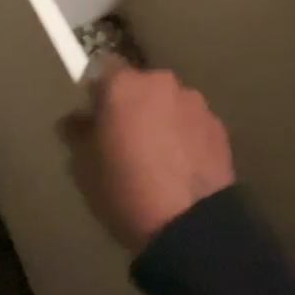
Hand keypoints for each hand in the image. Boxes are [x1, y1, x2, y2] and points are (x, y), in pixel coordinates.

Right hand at [59, 57, 235, 253]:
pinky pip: (192, 123)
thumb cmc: (126, 189)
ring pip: (168, 103)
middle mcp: (161, 83)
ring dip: (161, 119)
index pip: (103, 68)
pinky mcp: (219, 128)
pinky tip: (181, 167)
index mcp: (124, 85)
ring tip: (158, 157)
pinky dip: (184, 136)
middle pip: (140, 86)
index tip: (93, 115)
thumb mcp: (84, 166)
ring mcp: (195, 104)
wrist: (190, 226)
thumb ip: (77, 133)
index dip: (97, 90)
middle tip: (124, 138)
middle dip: (132, 105)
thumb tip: (75, 120)